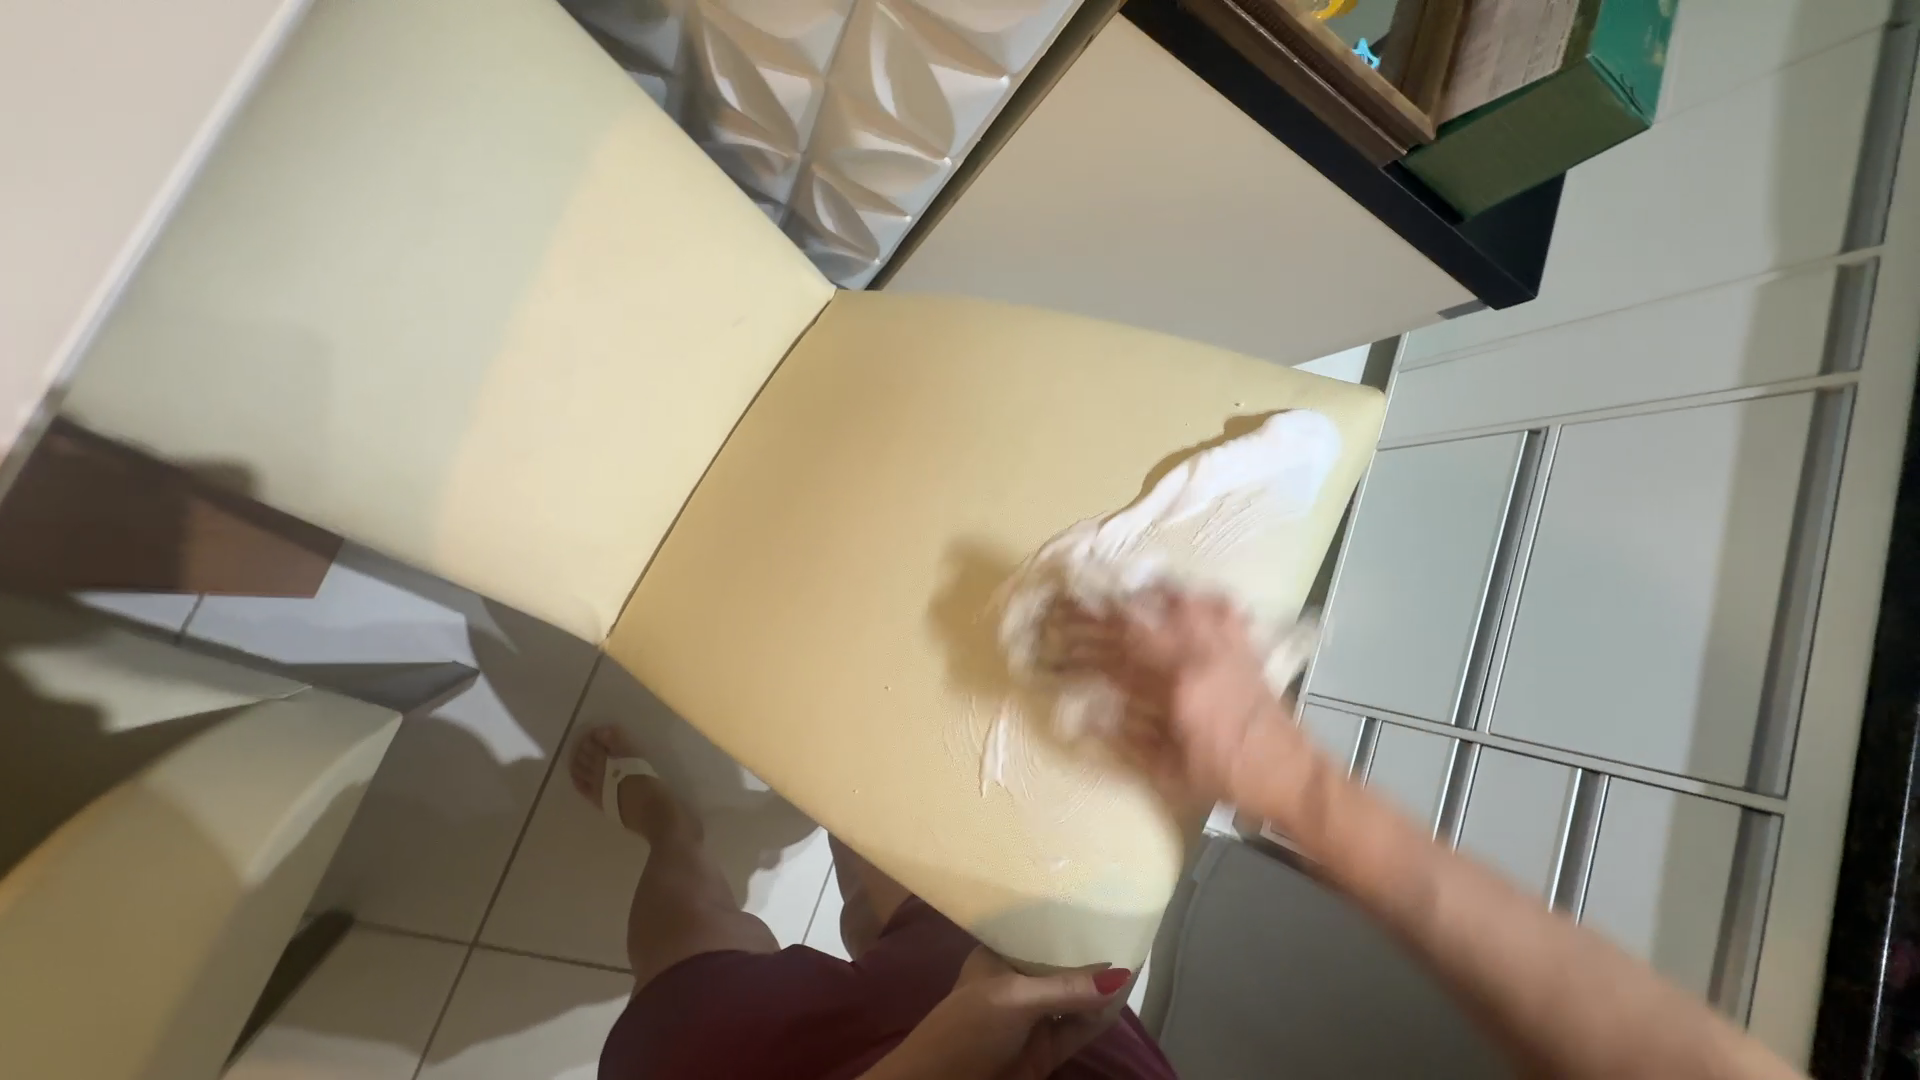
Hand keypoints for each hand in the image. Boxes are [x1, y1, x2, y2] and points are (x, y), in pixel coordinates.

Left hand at [869, 948, 1128, 1079]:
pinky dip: (1098, 1019)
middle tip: (1127, 931)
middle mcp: (1015, 983)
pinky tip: (1121, 1002)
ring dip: (1098, 989)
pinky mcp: (1043, 1051)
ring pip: (1072, 998)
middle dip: (1088, 955)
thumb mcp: (1015, 999)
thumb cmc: (968, 1028)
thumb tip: (1122, 975)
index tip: (1098, 906)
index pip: (1035, 932)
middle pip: (1058, 966)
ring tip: (1135, 961)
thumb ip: (1066, 988)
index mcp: (997, 956)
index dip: (1064, 922)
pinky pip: (1077, 1030)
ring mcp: (1030, 1018)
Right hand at [1052, 588, 1300, 807]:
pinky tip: (1189, 602)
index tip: (1068, 627)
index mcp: (1181, 686)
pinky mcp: (1248, 648)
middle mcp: (1204, 655)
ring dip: (1156, 594)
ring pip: (1188, 600)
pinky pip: (1225, 610)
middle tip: (1090, 601)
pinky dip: (1202, 600)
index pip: (1125, 650)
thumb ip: (1127, 739)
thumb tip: (1087, 715)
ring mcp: (1229, 647)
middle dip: (1114, 606)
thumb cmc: (1230, 777)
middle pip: (1150, 615)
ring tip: (1135, 594)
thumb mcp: (1170, 769)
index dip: (1091, 636)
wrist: (1292, 776)